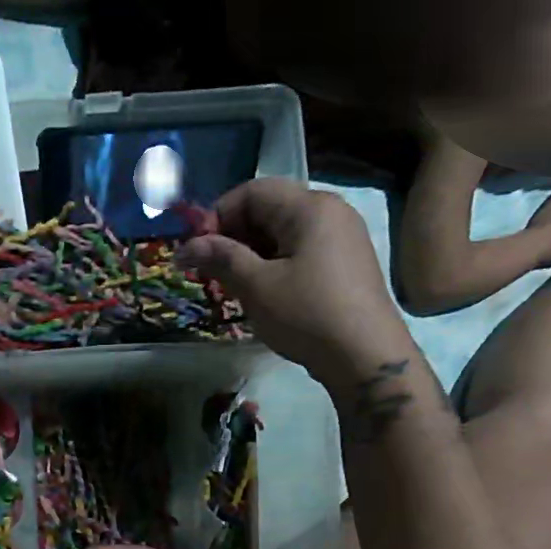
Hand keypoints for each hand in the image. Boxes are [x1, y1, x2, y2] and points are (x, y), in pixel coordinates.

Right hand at [178, 178, 406, 372]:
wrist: (365, 355)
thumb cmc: (306, 315)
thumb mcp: (257, 287)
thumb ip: (221, 259)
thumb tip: (184, 247)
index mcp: (309, 207)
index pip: (252, 192)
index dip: (217, 216)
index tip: (196, 250)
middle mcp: (329, 211)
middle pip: (269, 209)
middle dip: (233, 236)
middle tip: (209, 271)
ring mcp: (341, 236)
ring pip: (283, 232)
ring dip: (251, 252)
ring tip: (231, 285)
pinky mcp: (345, 262)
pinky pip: (300, 250)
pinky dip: (274, 263)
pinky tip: (262, 291)